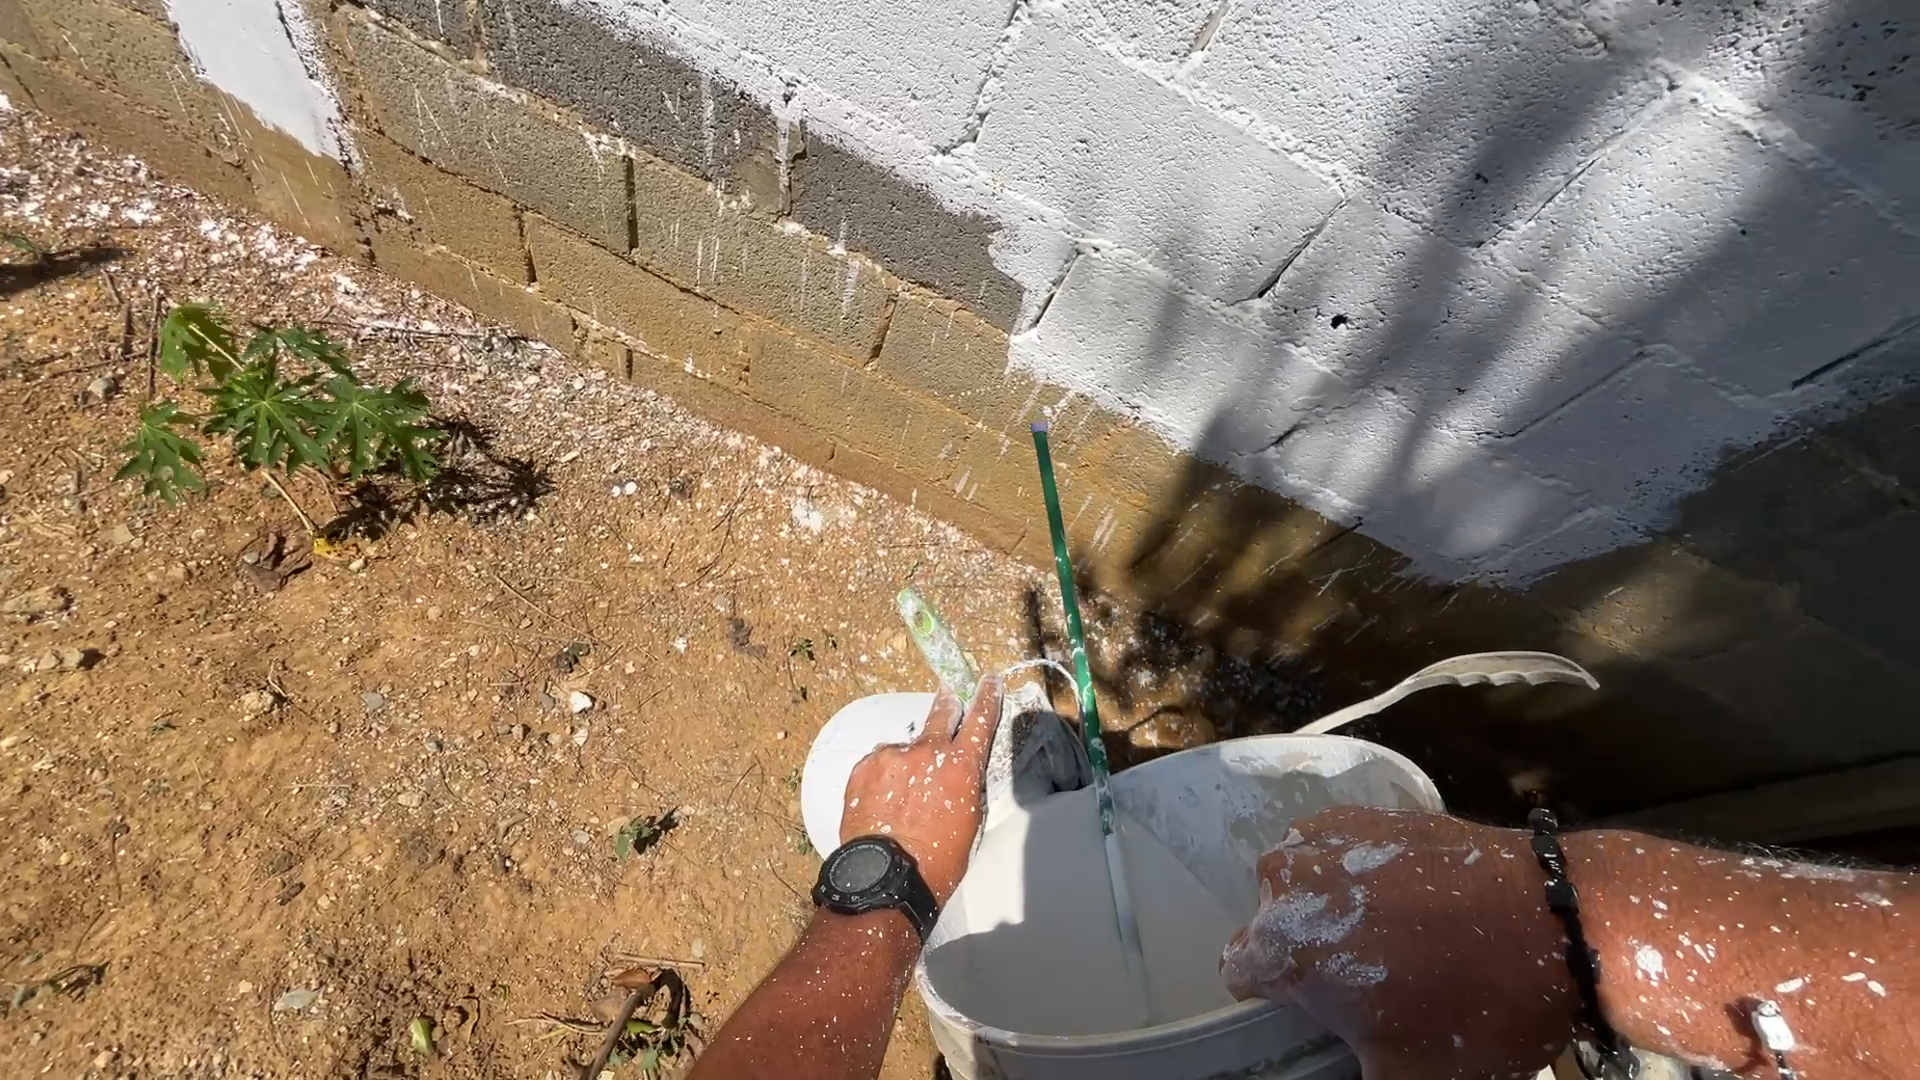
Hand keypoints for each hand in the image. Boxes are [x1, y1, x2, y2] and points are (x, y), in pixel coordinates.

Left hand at [840, 676, 1002, 904]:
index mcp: (961, 766)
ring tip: (900, 795)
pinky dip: (882, 776)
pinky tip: (880, 801)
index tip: (989, 680)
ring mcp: (893, 754)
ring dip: (907, 761)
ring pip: (904, 748)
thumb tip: (956, 772)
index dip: (987, 698)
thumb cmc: (937, 861)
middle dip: (948, 703)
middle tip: (948, 696)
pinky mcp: (864, 765)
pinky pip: (878, 762)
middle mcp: (928, 750)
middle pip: (942, 713)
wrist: (885, 876)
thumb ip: (963, 785)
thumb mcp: (968, 822)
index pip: (981, 721)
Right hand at [1220, 807, 1579, 1079]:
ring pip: (1296, 883)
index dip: (1275, 994)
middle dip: (1305, 948)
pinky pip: (1325, 848)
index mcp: (1281, 947)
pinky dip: (1348, 869)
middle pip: (1271, 924)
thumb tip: (1342, 1058)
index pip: (1240, 970)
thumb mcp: (1409, 1076)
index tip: (1320, 1004)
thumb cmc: (1472, 1006)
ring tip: (1389, 926)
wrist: (1545, 916)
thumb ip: (1352, 1076)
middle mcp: (1280, 882)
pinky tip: (1402, 889)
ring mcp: (1312, 838)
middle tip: (1367, 972)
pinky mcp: (1347, 812)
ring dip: (1323, 905)